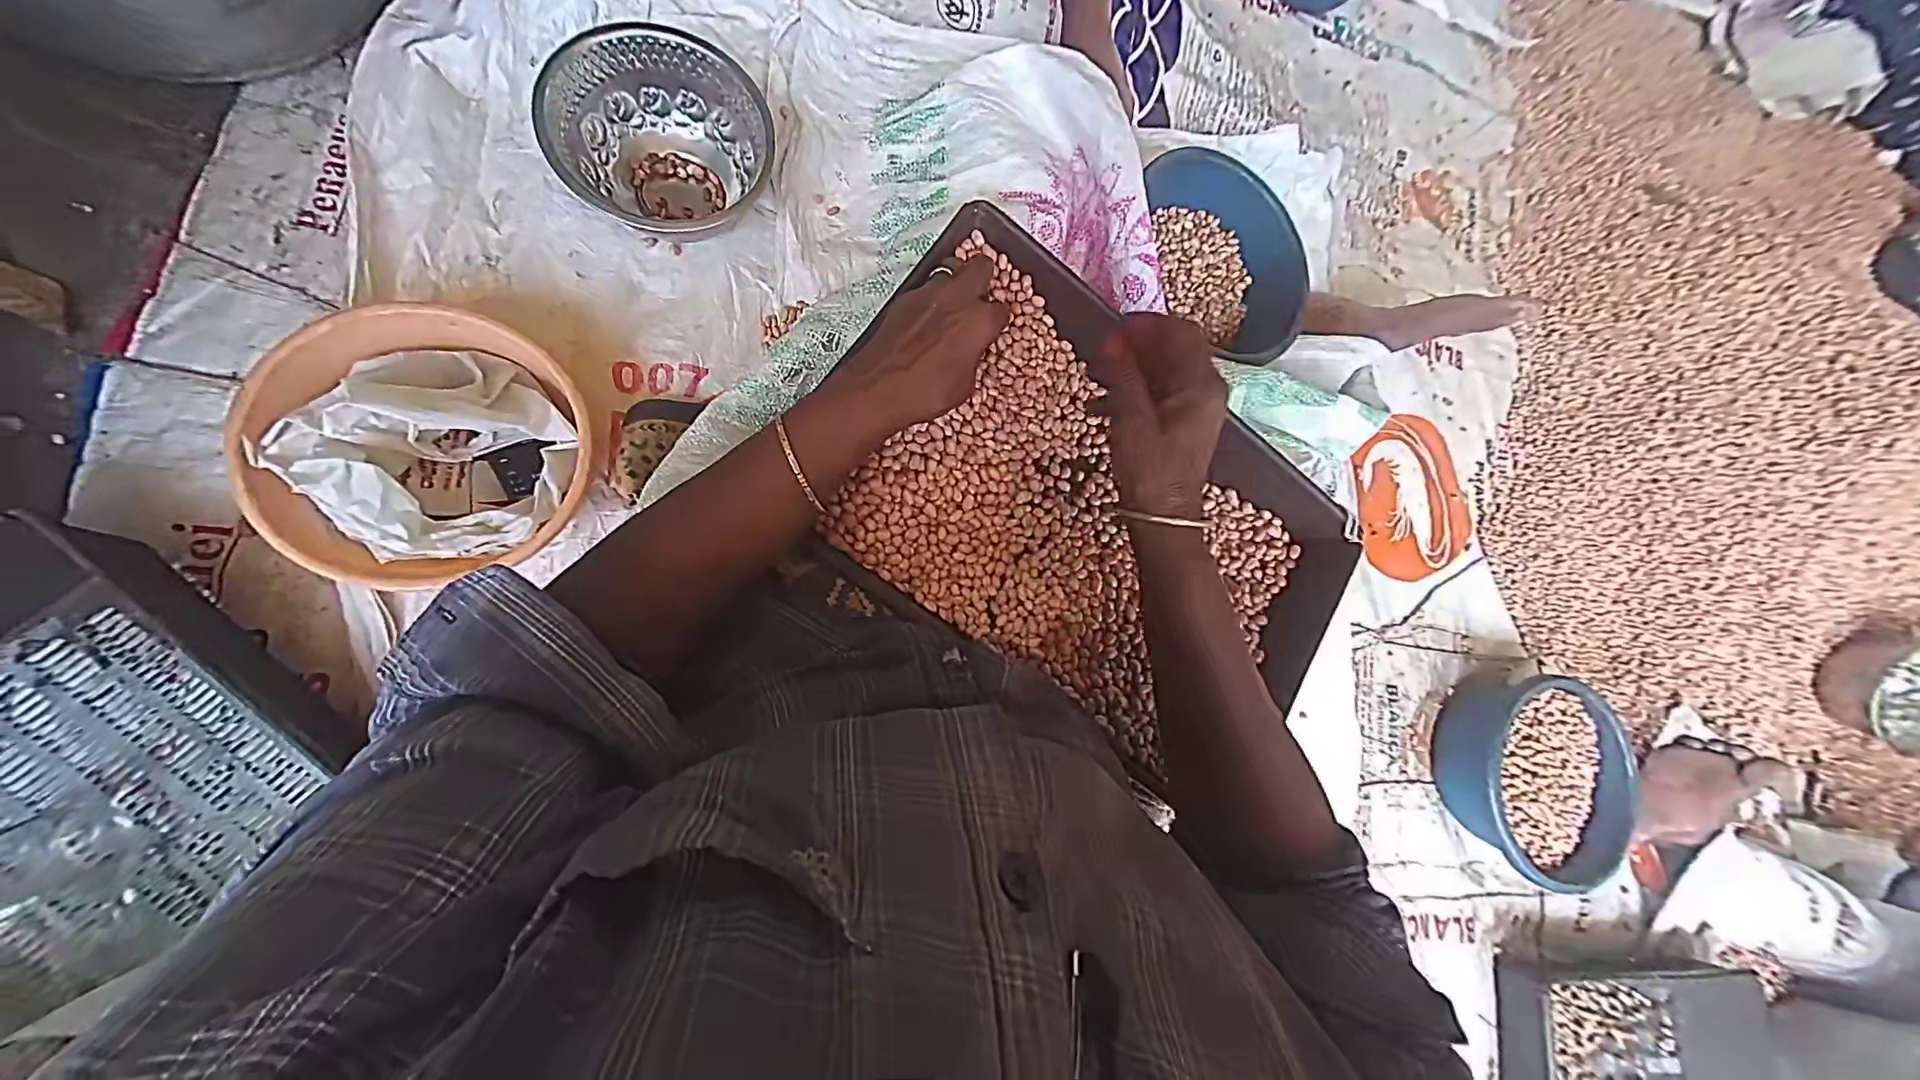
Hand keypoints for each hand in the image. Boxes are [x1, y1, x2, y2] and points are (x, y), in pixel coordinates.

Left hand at [824, 257, 1008, 434]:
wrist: (878, 388)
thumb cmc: (926, 392)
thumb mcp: (964, 386)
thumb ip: (973, 359)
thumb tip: (969, 353)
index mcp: (979, 321)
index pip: (1002, 309)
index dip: (998, 320)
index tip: (993, 329)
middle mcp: (957, 298)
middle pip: (981, 266)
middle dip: (984, 279)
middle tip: (980, 297)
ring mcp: (928, 293)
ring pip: (950, 271)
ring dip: (954, 285)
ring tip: (951, 307)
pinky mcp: (904, 298)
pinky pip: (924, 288)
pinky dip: (929, 298)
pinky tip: (926, 320)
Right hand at [1095, 313, 1226, 518]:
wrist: (1163, 515)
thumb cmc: (1148, 470)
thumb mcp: (1130, 420)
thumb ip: (1124, 376)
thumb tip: (1114, 343)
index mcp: (1200, 385)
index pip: (1179, 333)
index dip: (1147, 324)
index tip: (1114, 328)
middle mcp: (1208, 389)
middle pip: (1178, 347)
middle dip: (1141, 342)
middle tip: (1106, 348)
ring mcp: (1200, 406)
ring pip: (1171, 368)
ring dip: (1139, 363)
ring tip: (1103, 371)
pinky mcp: (1188, 421)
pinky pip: (1167, 388)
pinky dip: (1142, 384)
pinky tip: (1112, 395)